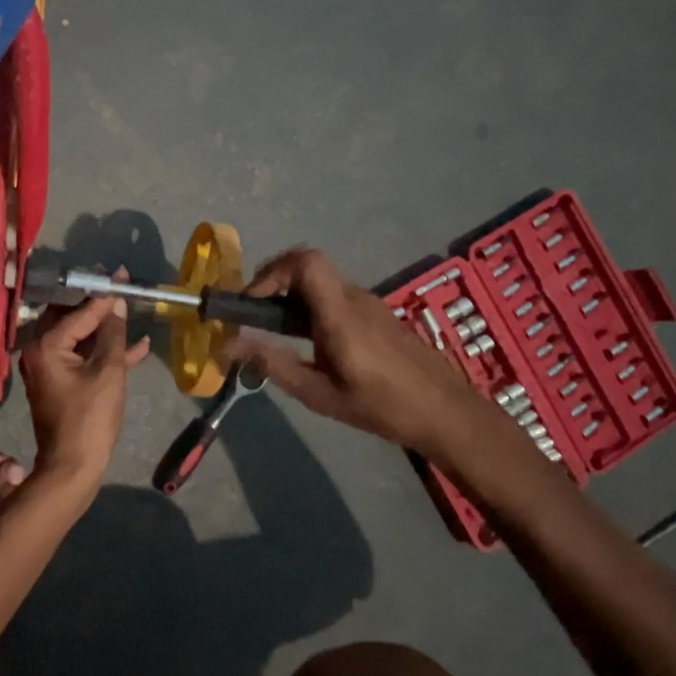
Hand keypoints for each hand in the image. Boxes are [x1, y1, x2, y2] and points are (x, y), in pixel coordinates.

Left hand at [18, 269, 151, 485]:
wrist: (73, 466)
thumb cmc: (90, 418)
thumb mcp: (109, 371)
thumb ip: (113, 333)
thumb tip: (117, 302)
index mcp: (44, 345)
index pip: (78, 311)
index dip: (103, 293)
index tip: (120, 274)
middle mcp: (38, 351)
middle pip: (71, 319)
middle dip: (99, 305)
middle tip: (122, 287)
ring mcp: (46, 368)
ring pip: (78, 339)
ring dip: (105, 330)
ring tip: (132, 312)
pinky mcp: (58, 383)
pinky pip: (80, 359)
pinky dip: (103, 353)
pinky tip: (137, 347)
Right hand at [227, 249, 499, 460]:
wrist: (447, 414)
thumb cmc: (382, 407)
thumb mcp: (319, 394)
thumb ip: (273, 364)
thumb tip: (228, 347)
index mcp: (340, 314)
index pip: (305, 261)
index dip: (272, 271)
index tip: (252, 302)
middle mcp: (354, 299)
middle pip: (307, 266)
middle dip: (273, 283)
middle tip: (253, 315)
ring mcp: (368, 304)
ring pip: (320, 282)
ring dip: (290, 297)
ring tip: (274, 334)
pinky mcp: (376, 315)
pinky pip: (333, 297)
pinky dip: (309, 307)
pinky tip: (307, 343)